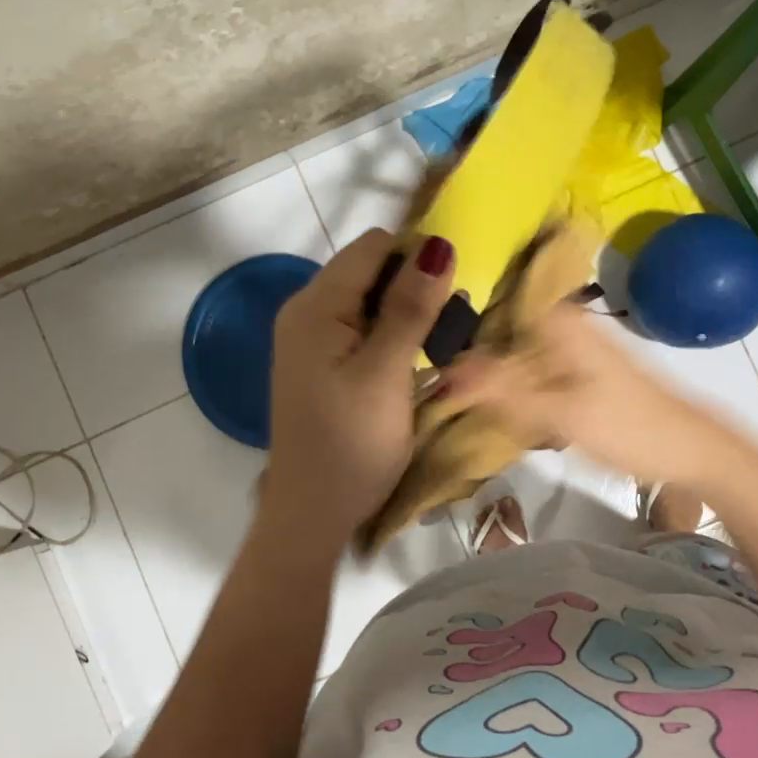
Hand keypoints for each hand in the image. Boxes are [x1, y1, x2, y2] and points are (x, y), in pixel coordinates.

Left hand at [265, 229, 454, 539]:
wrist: (312, 513)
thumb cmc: (352, 443)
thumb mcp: (387, 372)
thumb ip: (410, 306)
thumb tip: (437, 244)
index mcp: (315, 305)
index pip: (374, 247)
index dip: (417, 260)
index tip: (451, 299)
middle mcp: (306, 312)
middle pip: (370, 272)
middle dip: (415, 291)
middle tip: (449, 334)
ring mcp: (310, 341)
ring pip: (370, 304)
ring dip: (408, 319)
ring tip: (438, 354)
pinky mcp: (320, 367)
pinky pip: (361, 333)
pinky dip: (391, 341)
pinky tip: (413, 370)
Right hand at [439, 304, 728, 483]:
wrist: (695, 452)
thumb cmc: (630, 427)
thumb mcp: (559, 412)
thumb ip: (502, 392)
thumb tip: (446, 374)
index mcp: (566, 326)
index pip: (504, 305)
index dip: (472, 323)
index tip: (441, 348)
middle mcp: (574, 330)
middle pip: (512, 333)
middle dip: (482, 357)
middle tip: (448, 384)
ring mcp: (584, 354)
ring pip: (526, 357)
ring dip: (501, 377)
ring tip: (470, 400)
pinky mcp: (591, 380)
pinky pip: (543, 376)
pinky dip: (524, 391)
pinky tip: (512, 414)